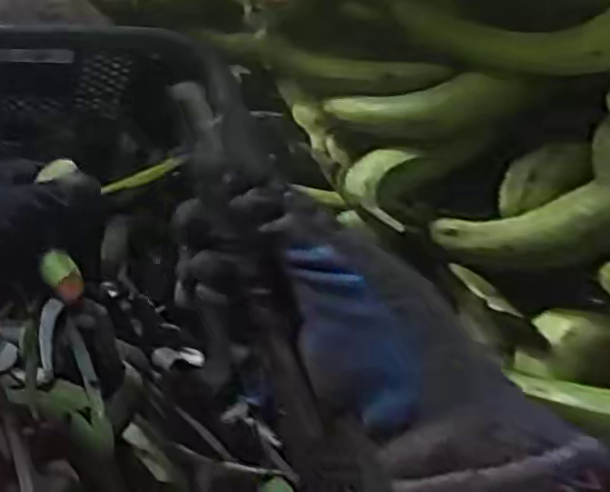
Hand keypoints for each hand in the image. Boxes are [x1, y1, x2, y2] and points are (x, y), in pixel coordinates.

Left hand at [0, 159, 100, 314]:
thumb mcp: (23, 206)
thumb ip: (58, 196)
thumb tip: (93, 181)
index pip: (41, 172)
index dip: (67, 189)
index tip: (93, 212)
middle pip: (36, 208)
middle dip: (60, 232)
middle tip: (81, 252)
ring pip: (27, 239)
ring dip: (48, 258)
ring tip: (67, 279)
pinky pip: (11, 261)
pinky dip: (28, 272)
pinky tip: (41, 287)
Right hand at [179, 184, 609, 486]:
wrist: (415, 431)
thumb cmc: (390, 334)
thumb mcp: (344, 266)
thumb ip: (284, 222)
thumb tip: (230, 177)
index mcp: (313, 239)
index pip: (252, 198)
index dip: (225, 190)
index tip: (205, 189)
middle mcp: (283, 262)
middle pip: (221, 226)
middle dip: (200, 226)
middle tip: (194, 236)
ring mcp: (264, 301)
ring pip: (207, 262)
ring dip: (197, 264)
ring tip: (202, 281)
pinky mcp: (248, 338)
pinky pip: (209, 304)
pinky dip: (199, 298)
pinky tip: (201, 301)